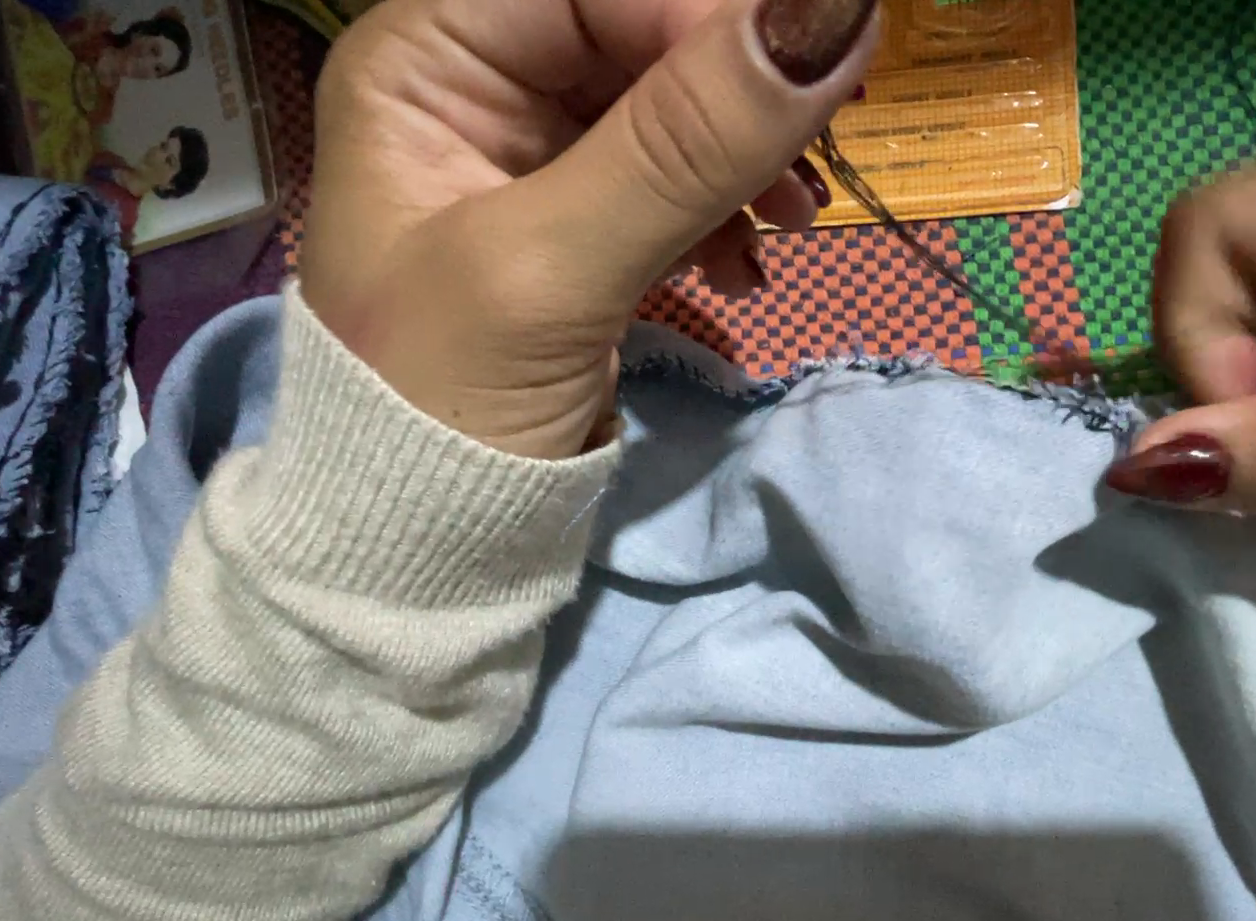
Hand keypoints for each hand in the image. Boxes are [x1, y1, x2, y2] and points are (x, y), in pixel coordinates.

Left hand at [297, 0, 874, 457]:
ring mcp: (538, 171)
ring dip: (744, 163)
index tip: (800, 79)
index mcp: (426, 65)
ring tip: (792, 223)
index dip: (700, 18)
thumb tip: (829, 13)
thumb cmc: (450, 405)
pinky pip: (675, 193)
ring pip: (671, 119)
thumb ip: (680, 148)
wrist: (435, 533)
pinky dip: (724, 222)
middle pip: (639, 41)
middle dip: (735, 96)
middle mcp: (479, 95)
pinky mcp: (585, 236)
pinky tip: (743, 272)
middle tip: (814, 156)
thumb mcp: (552, 271)